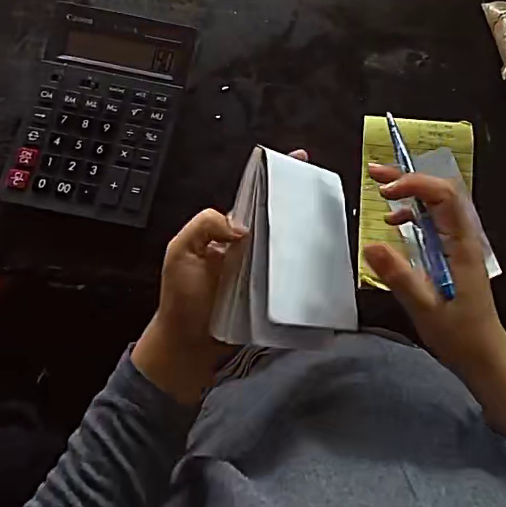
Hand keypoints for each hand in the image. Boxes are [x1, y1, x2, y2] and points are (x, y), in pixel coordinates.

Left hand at [132, 148, 306, 404]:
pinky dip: (306, 268)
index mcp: (226, 230)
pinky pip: (293, 275)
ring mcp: (263, 270)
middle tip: (320, 190)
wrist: (188, 347)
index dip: (273, 175)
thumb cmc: (180, 300)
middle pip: (277, 215)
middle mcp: (249, 246)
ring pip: (289, 244)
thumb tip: (242, 225)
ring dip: (306, 233)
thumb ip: (205, 225)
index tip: (297, 159)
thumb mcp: (180, 251)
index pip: (252, 195)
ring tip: (325, 222)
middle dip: (298, 200)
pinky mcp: (274, 294)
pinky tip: (320, 263)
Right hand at [361, 164, 505, 432]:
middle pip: (440, 192)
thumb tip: (370, 244)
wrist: (485, 357)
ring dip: (409, 192)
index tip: (386, 190)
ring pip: (435, 205)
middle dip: (408, 177)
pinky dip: (411, 213)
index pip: (444, 196)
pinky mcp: (450, 253)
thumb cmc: (461, 335)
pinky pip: (432, 222)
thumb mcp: (425, 307)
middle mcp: (462, 237)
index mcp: (462, 244)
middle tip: (376, 172)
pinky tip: (393, 223)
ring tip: (380, 188)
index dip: (416, 184)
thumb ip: (399, 276)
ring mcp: (457, 244)